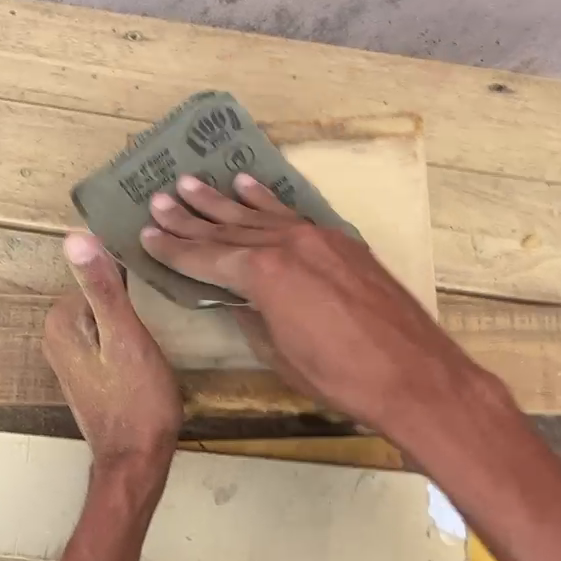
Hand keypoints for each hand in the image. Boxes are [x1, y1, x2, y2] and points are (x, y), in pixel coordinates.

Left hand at [43, 232, 182, 467]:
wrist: (136, 460)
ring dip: (131, 315)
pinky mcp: (86, 370)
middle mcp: (56, 334)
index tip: (159, 278)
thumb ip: (102, 287)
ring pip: (105, 315)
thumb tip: (74, 237)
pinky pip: (106, 336)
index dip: (132, 274)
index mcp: (61, 320)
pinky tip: (148, 346)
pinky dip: (126, 335)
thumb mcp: (126, 337)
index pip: (98, 272)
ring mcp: (69, 354)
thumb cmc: (138, 400)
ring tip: (163, 320)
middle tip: (167, 301)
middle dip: (131, 295)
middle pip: (100, 293)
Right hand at [139, 172, 499, 432]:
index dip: (172, 250)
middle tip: (158, 200)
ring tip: (190, 183)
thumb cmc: (340, 377)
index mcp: (263, 275)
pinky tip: (247, 185)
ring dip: (221, 201)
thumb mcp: (280, 354)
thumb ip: (252, 318)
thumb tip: (237, 300)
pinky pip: (292, 215)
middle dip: (188, 218)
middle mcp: (286, 246)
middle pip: (226, 230)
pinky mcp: (340, 243)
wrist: (414, 374)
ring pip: (257, 215)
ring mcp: (316, 239)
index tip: (145, 235)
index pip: (205, 259)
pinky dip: (267, 200)